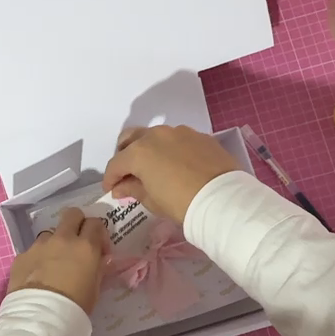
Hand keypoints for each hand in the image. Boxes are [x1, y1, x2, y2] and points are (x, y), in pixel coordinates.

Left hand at [6, 207, 107, 314]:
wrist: (40, 316)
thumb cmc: (75, 305)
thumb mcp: (95, 288)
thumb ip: (97, 268)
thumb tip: (98, 259)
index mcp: (85, 246)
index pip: (96, 223)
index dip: (99, 233)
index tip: (99, 249)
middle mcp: (62, 239)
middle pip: (72, 214)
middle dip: (77, 223)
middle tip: (78, 242)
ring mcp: (39, 245)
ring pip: (50, 233)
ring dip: (55, 243)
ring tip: (54, 264)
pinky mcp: (22, 255)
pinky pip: (33, 250)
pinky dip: (38, 258)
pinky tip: (37, 276)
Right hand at [102, 125, 238, 223]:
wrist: (223, 199)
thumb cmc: (181, 203)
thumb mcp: (151, 201)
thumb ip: (132, 189)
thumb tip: (120, 187)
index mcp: (139, 152)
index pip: (116, 164)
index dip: (110, 178)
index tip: (112, 190)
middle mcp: (155, 135)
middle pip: (130, 139)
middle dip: (124, 155)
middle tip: (128, 173)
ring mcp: (179, 132)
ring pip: (154, 136)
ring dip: (148, 149)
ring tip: (154, 168)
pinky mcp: (199, 136)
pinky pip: (176, 139)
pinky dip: (170, 149)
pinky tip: (176, 165)